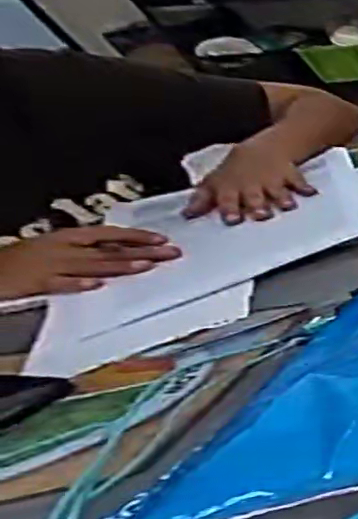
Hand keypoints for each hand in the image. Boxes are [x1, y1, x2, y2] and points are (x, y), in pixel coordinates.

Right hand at [0, 226, 179, 298]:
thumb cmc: (26, 257)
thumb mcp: (61, 246)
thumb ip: (95, 248)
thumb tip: (134, 250)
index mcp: (68, 237)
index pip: (108, 233)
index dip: (137, 235)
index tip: (163, 239)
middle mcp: (62, 249)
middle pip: (109, 250)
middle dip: (143, 252)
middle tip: (172, 253)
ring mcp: (50, 266)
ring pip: (91, 265)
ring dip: (119, 266)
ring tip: (146, 266)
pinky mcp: (35, 283)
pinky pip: (58, 283)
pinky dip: (77, 284)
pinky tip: (95, 285)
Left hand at [186, 139, 313, 223]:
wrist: (265, 150)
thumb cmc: (237, 171)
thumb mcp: (215, 182)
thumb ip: (203, 200)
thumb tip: (187, 215)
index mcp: (231, 188)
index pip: (227, 200)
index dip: (229, 210)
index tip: (232, 221)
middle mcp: (252, 186)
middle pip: (254, 198)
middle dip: (258, 207)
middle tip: (261, 216)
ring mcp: (273, 181)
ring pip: (277, 192)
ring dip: (282, 198)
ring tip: (288, 206)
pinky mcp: (292, 177)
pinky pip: (299, 183)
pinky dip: (304, 188)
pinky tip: (310, 193)